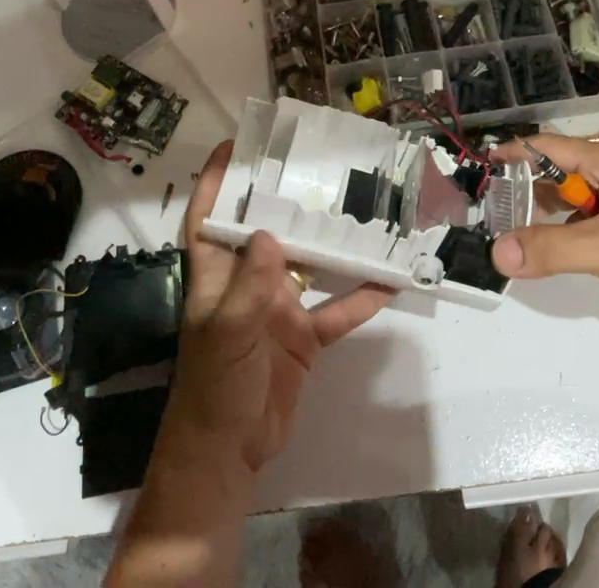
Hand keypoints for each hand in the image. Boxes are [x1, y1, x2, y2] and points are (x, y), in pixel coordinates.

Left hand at [160, 143, 394, 473]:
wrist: (231, 451)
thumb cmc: (215, 386)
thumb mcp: (226, 334)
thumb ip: (248, 286)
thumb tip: (269, 232)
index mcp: (216, 277)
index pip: (209, 219)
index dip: (215, 183)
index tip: (235, 146)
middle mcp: (247, 285)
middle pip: (268, 232)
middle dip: (289, 202)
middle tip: (322, 168)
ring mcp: (278, 310)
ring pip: (310, 266)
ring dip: (335, 246)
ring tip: (366, 214)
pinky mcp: (304, 338)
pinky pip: (337, 310)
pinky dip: (361, 298)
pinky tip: (389, 281)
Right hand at [491, 135, 598, 323]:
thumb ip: (552, 249)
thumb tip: (496, 253)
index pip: (549, 146)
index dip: (512, 154)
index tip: (479, 168)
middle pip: (558, 175)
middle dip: (523, 191)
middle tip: (489, 213)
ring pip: (574, 203)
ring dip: (545, 216)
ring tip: (511, 235)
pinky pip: (591, 224)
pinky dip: (568, 234)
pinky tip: (553, 254)